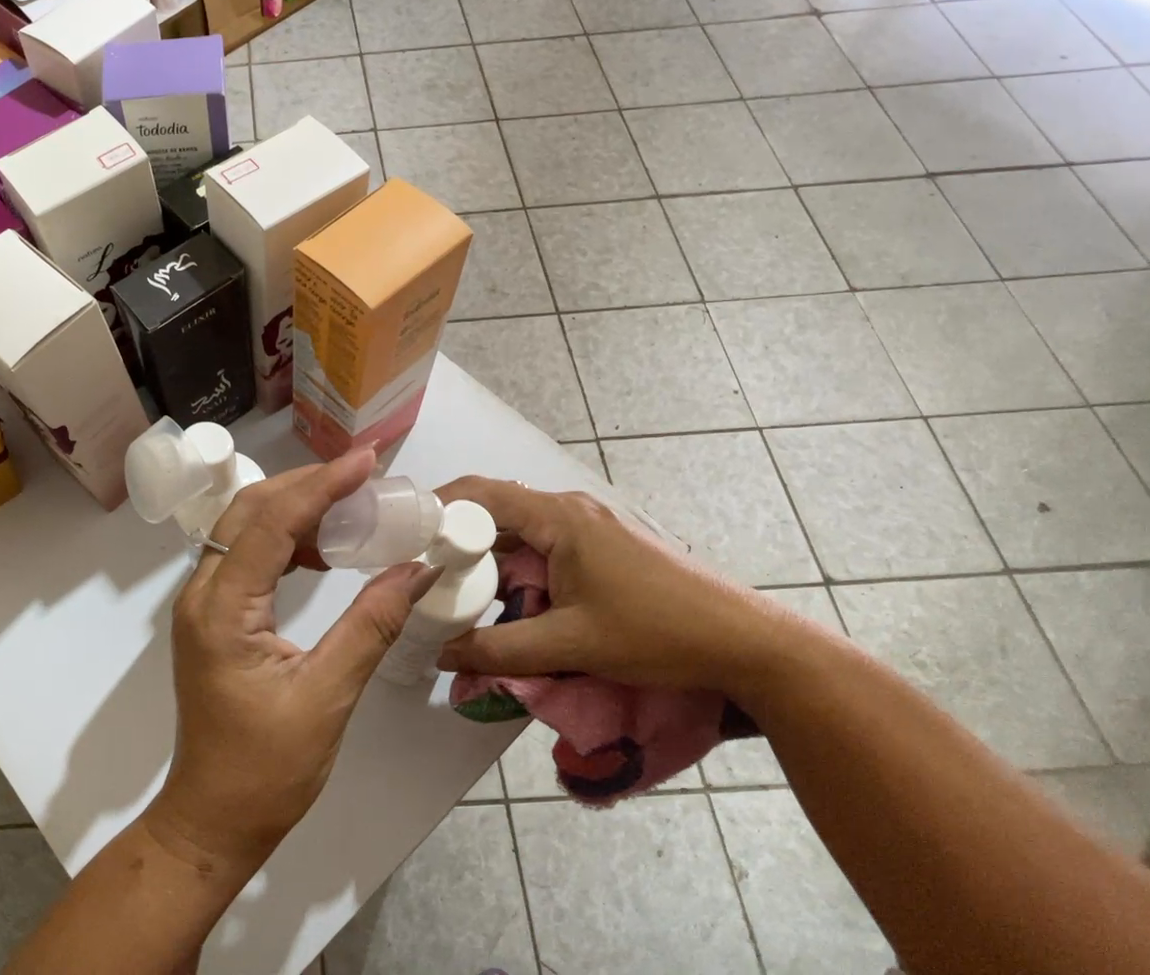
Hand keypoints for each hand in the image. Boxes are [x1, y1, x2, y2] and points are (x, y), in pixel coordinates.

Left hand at [149, 446, 441, 871]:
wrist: (216, 818)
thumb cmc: (269, 768)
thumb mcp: (328, 695)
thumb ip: (372, 624)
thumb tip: (417, 568)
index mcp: (221, 610)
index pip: (269, 523)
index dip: (320, 487)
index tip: (367, 463)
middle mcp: (202, 595)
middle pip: (247, 513)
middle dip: (304, 487)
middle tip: (363, 479)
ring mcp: (203, 607)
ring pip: (244, 532)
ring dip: (294, 511)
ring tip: (351, 509)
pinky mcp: (214, 620)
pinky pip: (246, 560)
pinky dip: (284, 543)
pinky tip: (322, 553)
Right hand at [433, 477, 822, 699]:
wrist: (746, 644)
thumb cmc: (657, 632)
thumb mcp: (571, 644)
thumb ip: (499, 650)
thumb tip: (440, 656)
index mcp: (559, 517)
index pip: (480, 493)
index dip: (437, 508)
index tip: (403, 536)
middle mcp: (571, 511)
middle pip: (496, 512)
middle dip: (457, 541)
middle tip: (421, 574)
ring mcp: (591, 529)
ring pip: (520, 534)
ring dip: (488, 560)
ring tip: (455, 593)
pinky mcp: (605, 550)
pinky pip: (543, 549)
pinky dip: (517, 570)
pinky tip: (505, 603)